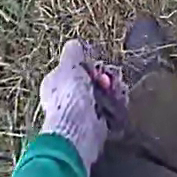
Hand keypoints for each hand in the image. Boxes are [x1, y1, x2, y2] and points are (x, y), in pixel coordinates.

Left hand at [40, 40, 110, 171]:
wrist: (77, 132)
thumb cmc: (69, 96)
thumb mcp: (69, 66)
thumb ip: (73, 53)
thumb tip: (76, 43)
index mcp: (56, 82)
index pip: (76, 68)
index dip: (90, 66)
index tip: (96, 69)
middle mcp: (67, 97)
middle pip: (93, 81)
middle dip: (106, 78)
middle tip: (110, 81)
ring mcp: (82, 112)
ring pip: (105, 95)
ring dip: (115, 91)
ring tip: (117, 93)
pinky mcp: (97, 126)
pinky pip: (111, 111)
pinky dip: (118, 107)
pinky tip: (120, 103)